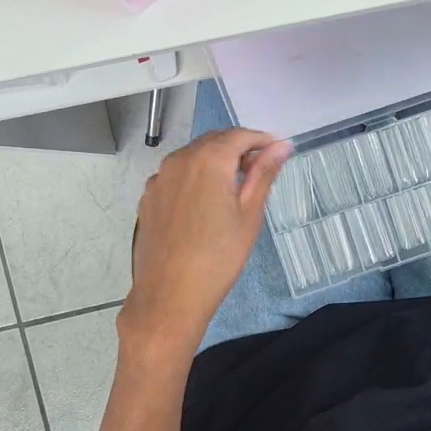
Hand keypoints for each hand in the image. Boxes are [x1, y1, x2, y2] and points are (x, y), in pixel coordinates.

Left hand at [121, 129, 292, 351]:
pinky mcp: (148, 197)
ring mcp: (159, 178)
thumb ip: (264, 173)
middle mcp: (179, 160)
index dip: (261, 140)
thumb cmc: (219, 256)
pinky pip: (176, 175)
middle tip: (260, 169)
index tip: (278, 151)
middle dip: (238, 148)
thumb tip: (282, 146)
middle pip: (214, 141)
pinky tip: (204, 203)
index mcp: (208, 160)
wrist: (170, 295)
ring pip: (192, 157)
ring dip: (215, 161)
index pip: (239, 135)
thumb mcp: (249, 214)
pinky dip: (194, 177)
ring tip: (234, 187)